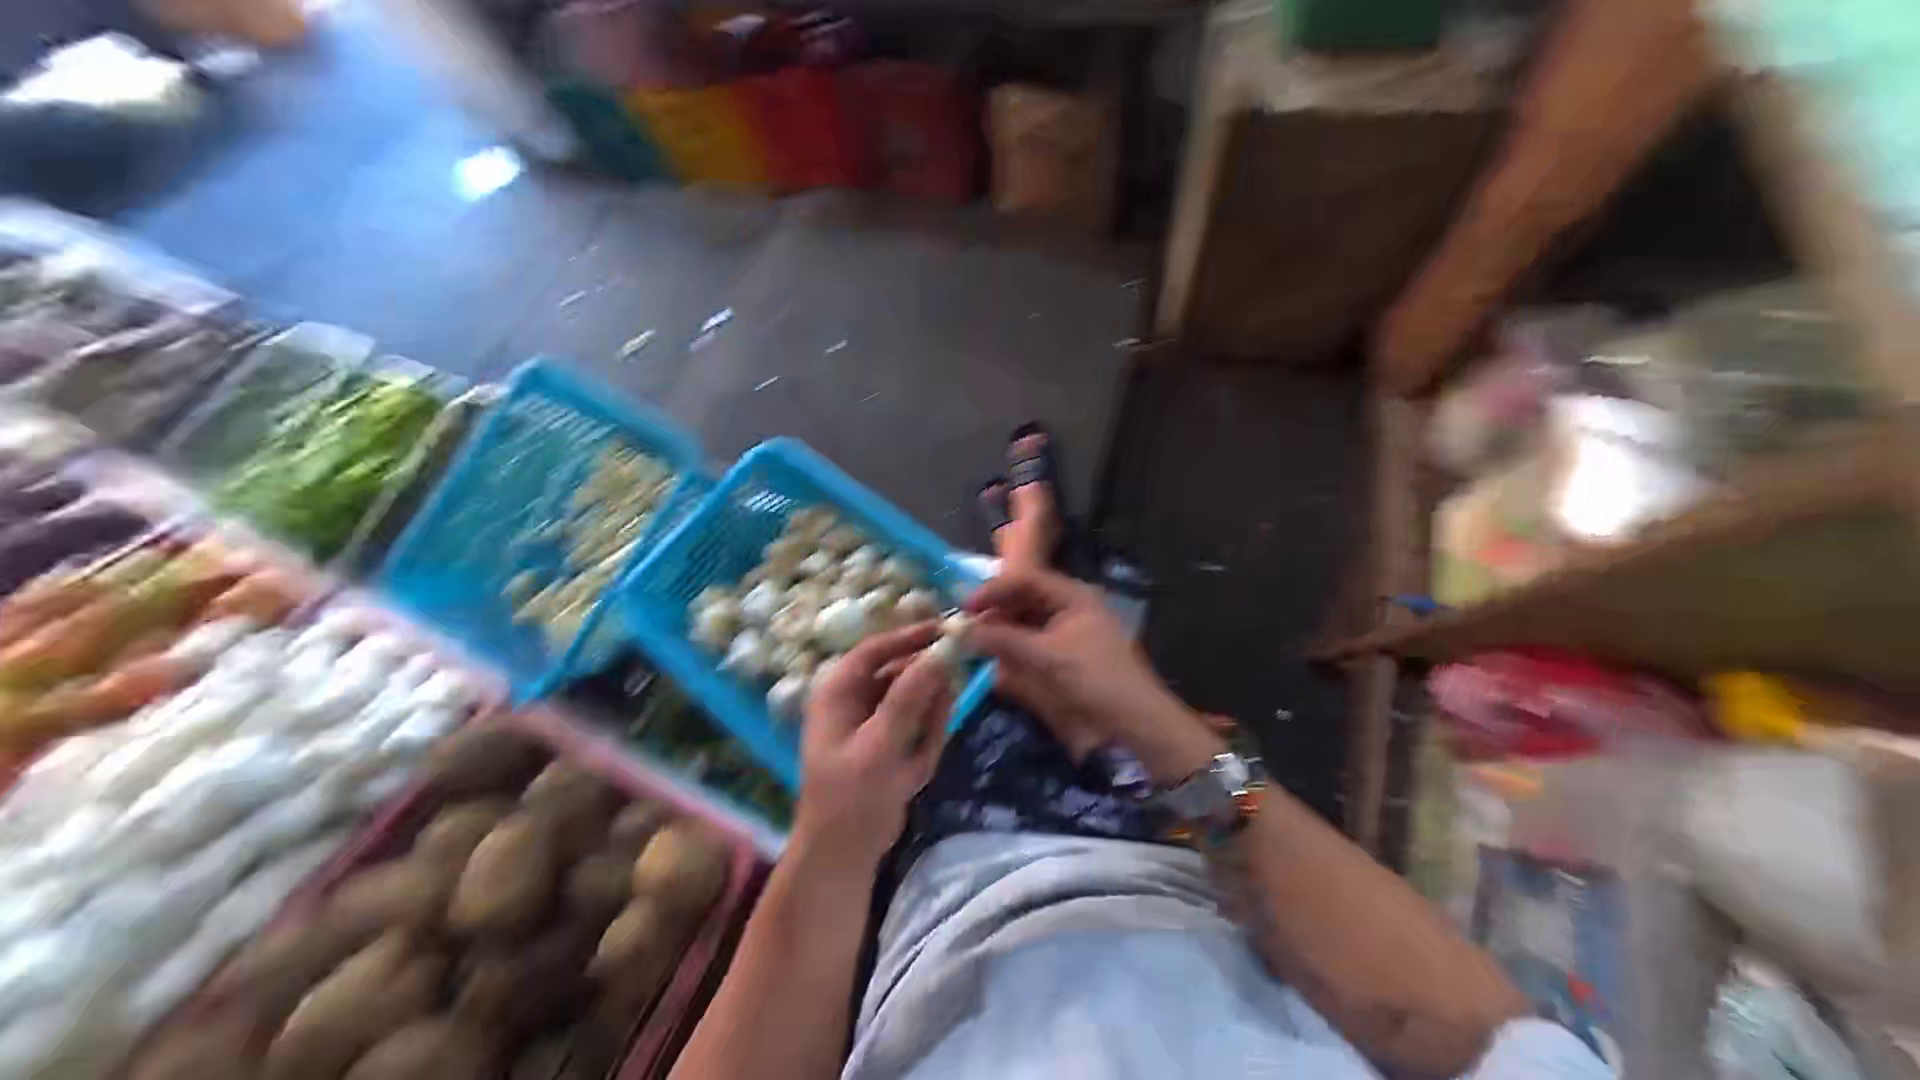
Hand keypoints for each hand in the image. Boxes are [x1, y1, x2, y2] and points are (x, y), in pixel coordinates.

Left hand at [794, 622, 952, 869]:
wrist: (844, 854)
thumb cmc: (852, 798)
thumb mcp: (881, 746)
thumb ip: (909, 698)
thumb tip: (939, 652)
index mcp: (838, 690)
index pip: (877, 648)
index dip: (911, 636)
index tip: (948, 631)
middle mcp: (854, 697)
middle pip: (902, 672)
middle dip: (925, 695)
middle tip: (941, 713)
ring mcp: (873, 719)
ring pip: (917, 700)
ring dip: (927, 725)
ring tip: (916, 759)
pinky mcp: (889, 738)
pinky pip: (919, 724)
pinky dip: (925, 742)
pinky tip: (914, 772)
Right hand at [965, 568, 1221, 783]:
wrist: (1133, 725)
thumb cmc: (1096, 679)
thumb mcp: (1047, 656)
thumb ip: (1004, 639)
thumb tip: (963, 629)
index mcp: (1072, 596)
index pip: (1026, 579)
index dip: (994, 590)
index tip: (965, 607)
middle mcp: (1066, 610)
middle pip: (1021, 602)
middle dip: (993, 614)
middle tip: (963, 628)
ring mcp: (1062, 637)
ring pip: (1021, 627)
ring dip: (997, 636)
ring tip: (972, 646)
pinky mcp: (1058, 663)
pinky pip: (1026, 651)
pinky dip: (1009, 657)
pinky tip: (992, 667)